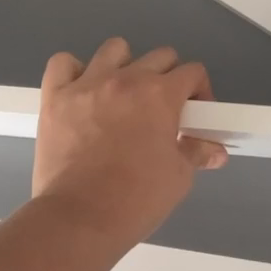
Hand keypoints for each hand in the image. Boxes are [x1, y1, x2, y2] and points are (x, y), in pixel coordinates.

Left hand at [33, 38, 228, 248]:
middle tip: (161, 110)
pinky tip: (80, 93)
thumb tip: (216, 151)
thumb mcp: (178, 178)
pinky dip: (73, 73)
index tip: (194, 115)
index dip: (199, 91)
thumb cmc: (135, 200)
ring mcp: (88, 84)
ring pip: (114, 49)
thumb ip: (196, 154)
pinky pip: (63, 63)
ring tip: (120, 96)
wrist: (78, 221)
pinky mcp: (55, 97)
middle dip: (167, 79)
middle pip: (159, 56)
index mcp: (161, 95)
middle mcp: (127, 79)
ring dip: (123, 67)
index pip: (193, 71)